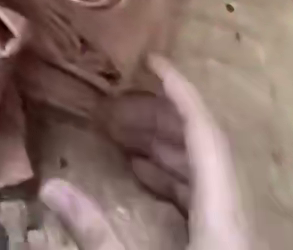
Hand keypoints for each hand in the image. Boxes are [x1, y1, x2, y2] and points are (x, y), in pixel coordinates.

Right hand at [40, 59, 249, 249]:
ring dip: (165, 151)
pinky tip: (145, 185)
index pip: (206, 136)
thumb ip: (98, 235)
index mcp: (227, 221)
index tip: (150, 60)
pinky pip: (209, 202)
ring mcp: (241, 240)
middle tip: (113, 108)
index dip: (181, 92)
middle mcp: (242, 223)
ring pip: (209, 177)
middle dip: (158, 120)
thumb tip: (50, 184)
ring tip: (121, 141)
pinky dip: (176, 182)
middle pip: (206, 150)